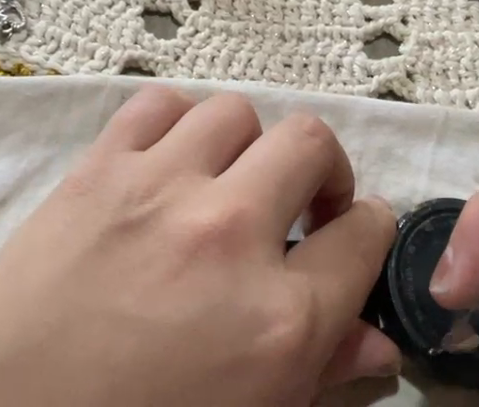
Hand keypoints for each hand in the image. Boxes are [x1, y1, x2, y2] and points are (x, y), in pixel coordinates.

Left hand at [0, 87, 401, 406]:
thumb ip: (324, 375)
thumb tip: (381, 338)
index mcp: (278, 318)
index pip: (366, 235)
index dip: (370, 233)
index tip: (352, 235)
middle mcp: (229, 234)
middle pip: (313, 143)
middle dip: (324, 171)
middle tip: (300, 206)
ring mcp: (159, 189)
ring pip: (237, 112)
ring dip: (246, 147)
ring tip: (226, 182)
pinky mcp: (97, 168)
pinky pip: (158, 103)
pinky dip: (176, 122)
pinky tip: (168, 160)